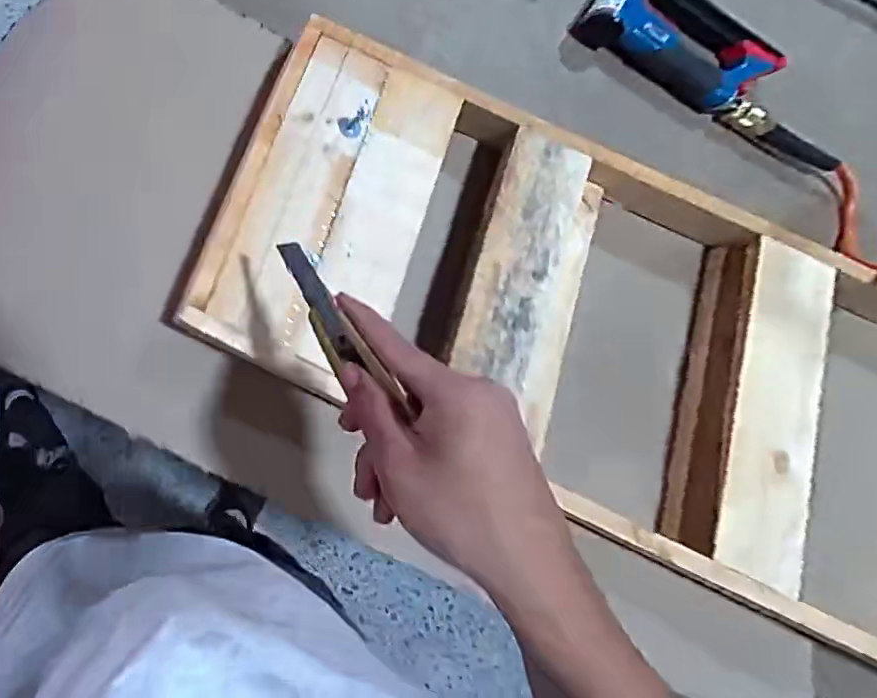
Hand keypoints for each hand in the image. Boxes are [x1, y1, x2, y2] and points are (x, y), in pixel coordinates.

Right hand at [335, 293, 577, 597]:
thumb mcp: (397, 461)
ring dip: (391, 454)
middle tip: (355, 458)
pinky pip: (442, 436)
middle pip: (402, 394)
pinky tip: (401, 500)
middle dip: (372, 427)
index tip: (338, 297)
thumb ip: (370, 408)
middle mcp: (476, 395)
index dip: (361, 322)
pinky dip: (416, 459)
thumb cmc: (458, 513)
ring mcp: (492, 419)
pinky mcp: (499, 443)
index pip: (394, 345)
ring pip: (418, 421)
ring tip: (379, 498)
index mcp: (454, 391)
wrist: (537, 578)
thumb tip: (352, 369)